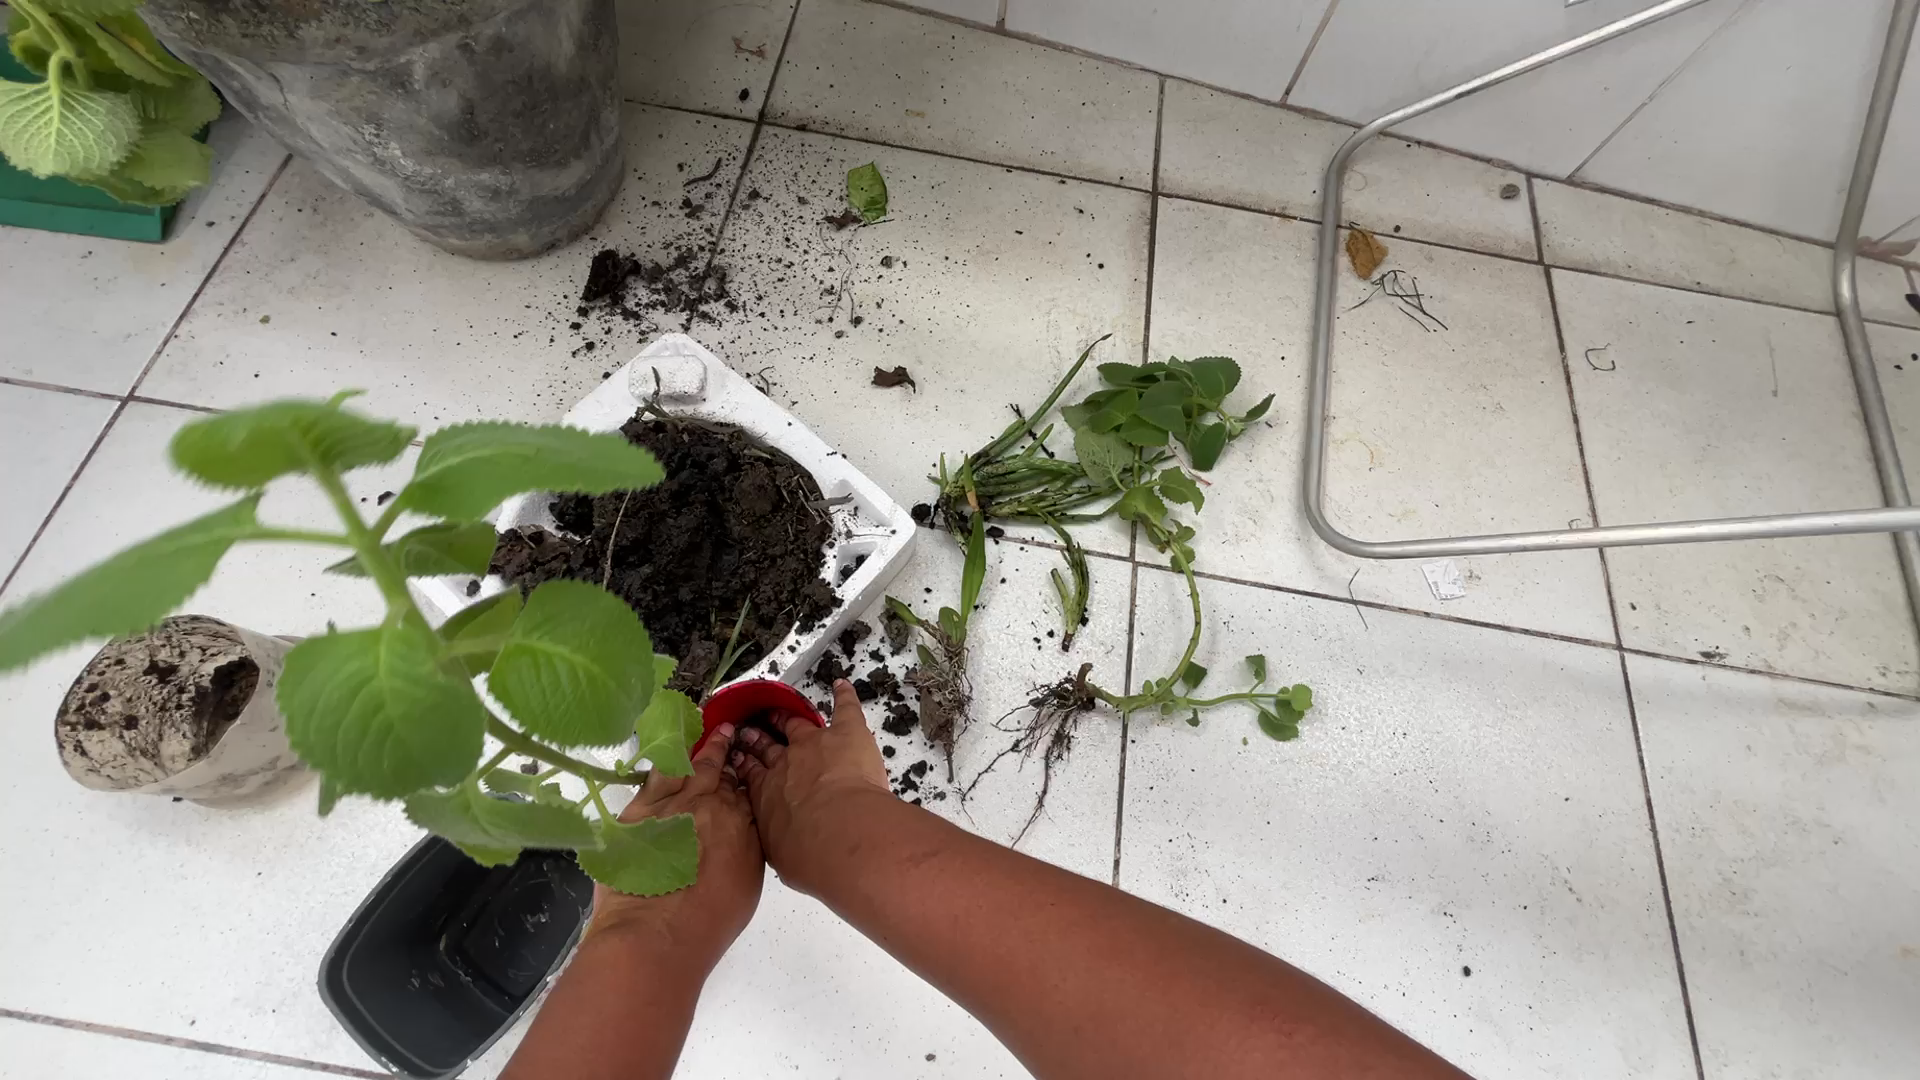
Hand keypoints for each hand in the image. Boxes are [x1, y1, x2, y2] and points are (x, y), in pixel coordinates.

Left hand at [587, 724, 763, 968]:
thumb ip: (748, 844)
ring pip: (686, 766)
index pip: (743, 789)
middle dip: (723, 748)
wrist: (657, 933)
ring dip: (696, 747)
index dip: (744, 775)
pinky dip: (664, 762)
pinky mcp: (636, 813)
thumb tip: (744, 825)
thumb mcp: (749, 878)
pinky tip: (667, 752)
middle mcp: (707, 802)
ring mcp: (670, 804)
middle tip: (727, 730)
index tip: (744, 763)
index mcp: (739, 819)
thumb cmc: (710, 918)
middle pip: (716, 769)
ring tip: (700, 730)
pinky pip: (653, 778)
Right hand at [733, 679, 892, 894]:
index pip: (750, 774)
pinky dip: (843, 695)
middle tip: (752, 731)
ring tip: (782, 712)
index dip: (744, 764)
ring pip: (798, 724)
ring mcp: (815, 742)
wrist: (839, 832)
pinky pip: (844, 707)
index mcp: (766, 794)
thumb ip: (780, 843)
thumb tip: (785, 848)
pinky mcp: (847, 732)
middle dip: (758, 738)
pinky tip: (841, 685)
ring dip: (789, 718)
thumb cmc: (809, 853)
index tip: (738, 757)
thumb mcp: (781, 855)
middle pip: (768, 746)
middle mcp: (786, 763)